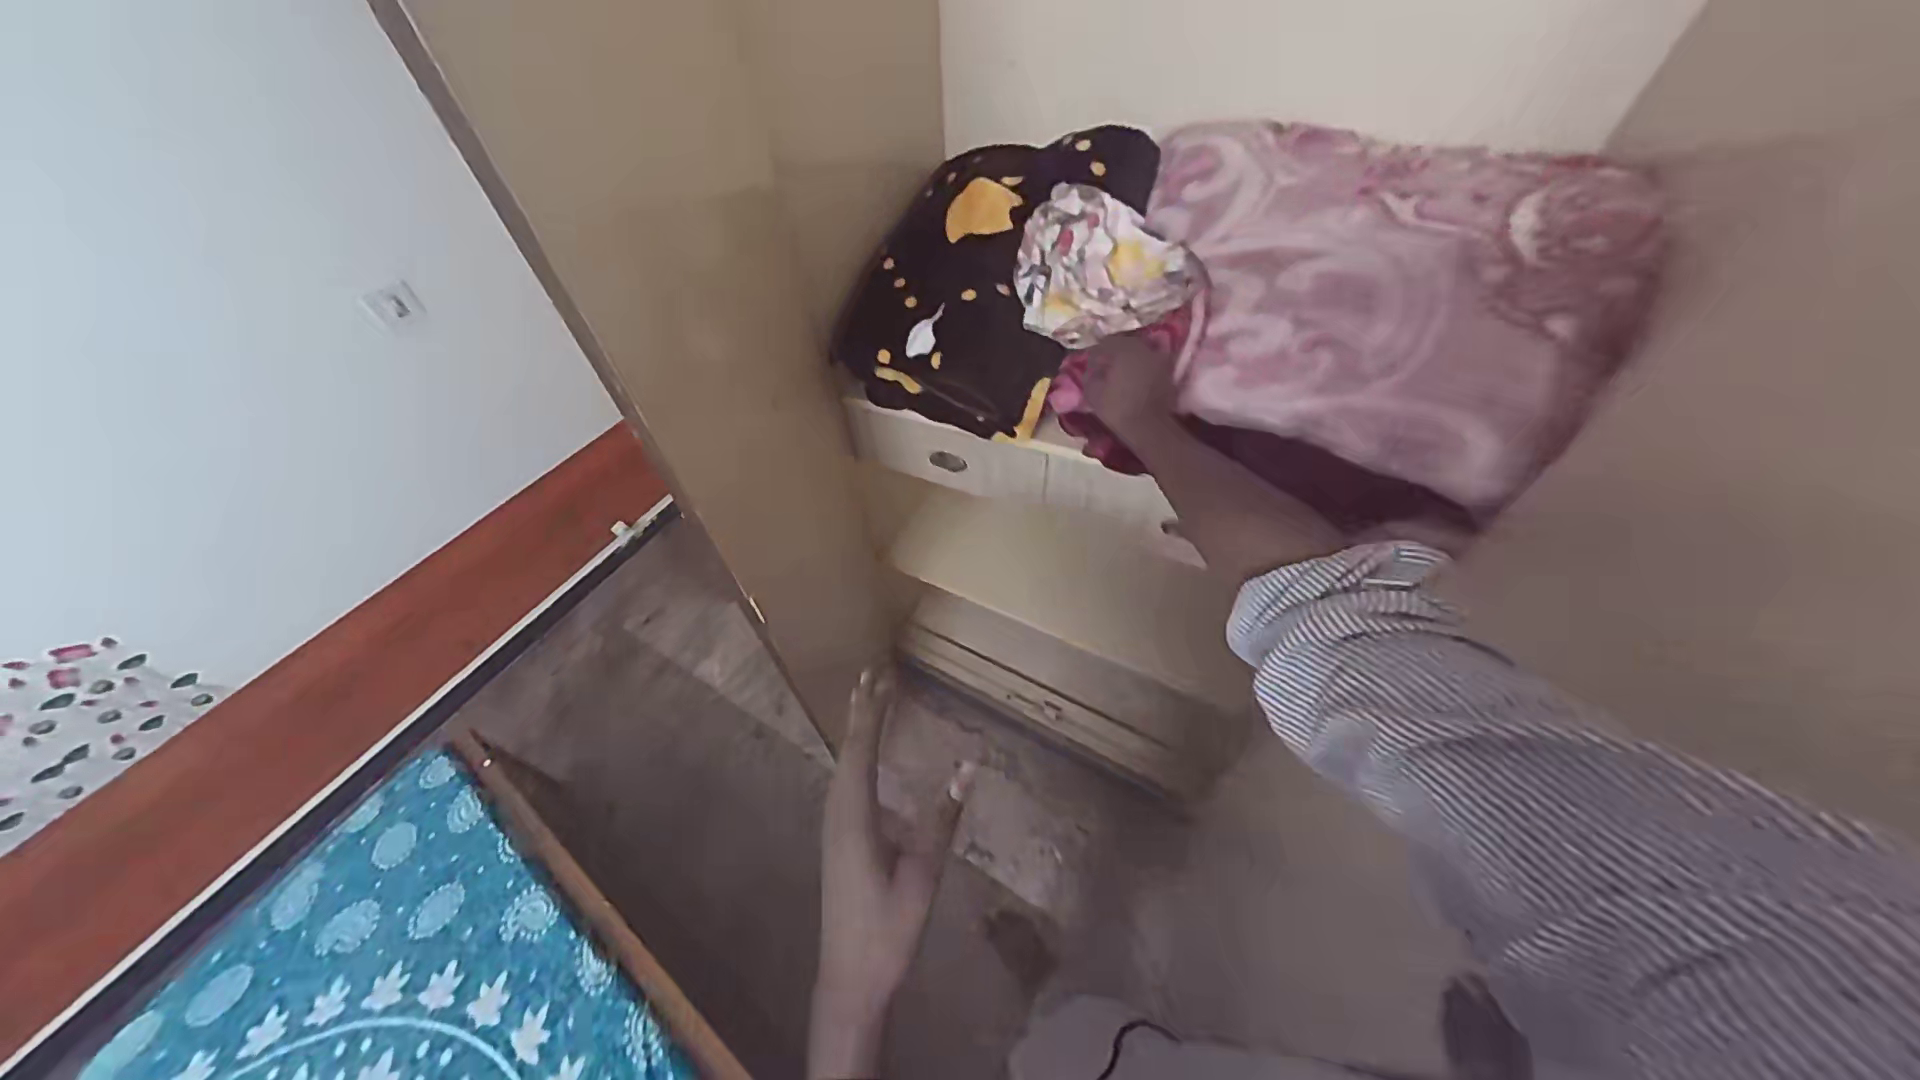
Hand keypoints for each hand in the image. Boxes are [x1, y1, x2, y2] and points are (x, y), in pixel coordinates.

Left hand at [809, 667, 971, 1078]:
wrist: (849, 980)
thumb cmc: (888, 930)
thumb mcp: (923, 876)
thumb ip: (943, 821)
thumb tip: (968, 768)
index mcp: (853, 817)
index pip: (862, 750)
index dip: (872, 711)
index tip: (881, 676)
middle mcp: (837, 813)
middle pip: (848, 749)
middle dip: (861, 709)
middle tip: (873, 672)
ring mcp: (834, 826)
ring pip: (844, 764)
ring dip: (857, 729)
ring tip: (870, 699)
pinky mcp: (838, 837)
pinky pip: (846, 780)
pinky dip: (857, 753)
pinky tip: (865, 754)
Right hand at [1077, 332, 1178, 439]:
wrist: (1148, 427)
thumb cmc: (1117, 407)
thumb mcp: (1092, 392)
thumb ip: (1090, 376)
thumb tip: (1092, 371)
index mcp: (1124, 348)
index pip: (1105, 343)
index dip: (1095, 354)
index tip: (1089, 367)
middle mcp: (1144, 348)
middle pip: (1124, 345)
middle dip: (1113, 356)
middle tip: (1103, 370)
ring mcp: (1159, 360)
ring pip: (1139, 355)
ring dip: (1128, 362)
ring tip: (1119, 376)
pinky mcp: (1167, 374)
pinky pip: (1149, 366)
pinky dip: (1140, 371)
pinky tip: (1133, 383)